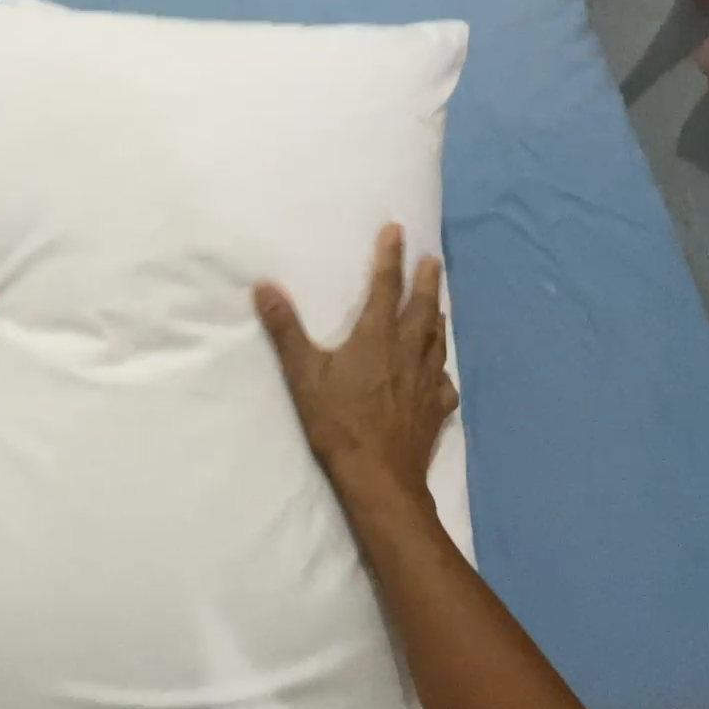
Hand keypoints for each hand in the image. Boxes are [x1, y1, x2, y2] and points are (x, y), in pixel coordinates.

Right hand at [253, 224, 456, 498]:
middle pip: (423, 307)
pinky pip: (443, 380)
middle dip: (427, 280)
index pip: (386, 286)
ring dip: (438, 316)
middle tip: (432, 260)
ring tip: (439, 304)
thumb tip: (264, 287)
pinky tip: (440, 373)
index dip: (390, 256)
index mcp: (376, 336)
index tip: (397, 230)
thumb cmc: (339, 422)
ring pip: (437, 339)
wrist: (380, 478)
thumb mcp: (303, 374)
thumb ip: (285, 329)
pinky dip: (442, 368)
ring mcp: (427, 381)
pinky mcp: (436, 408)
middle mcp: (408, 351)